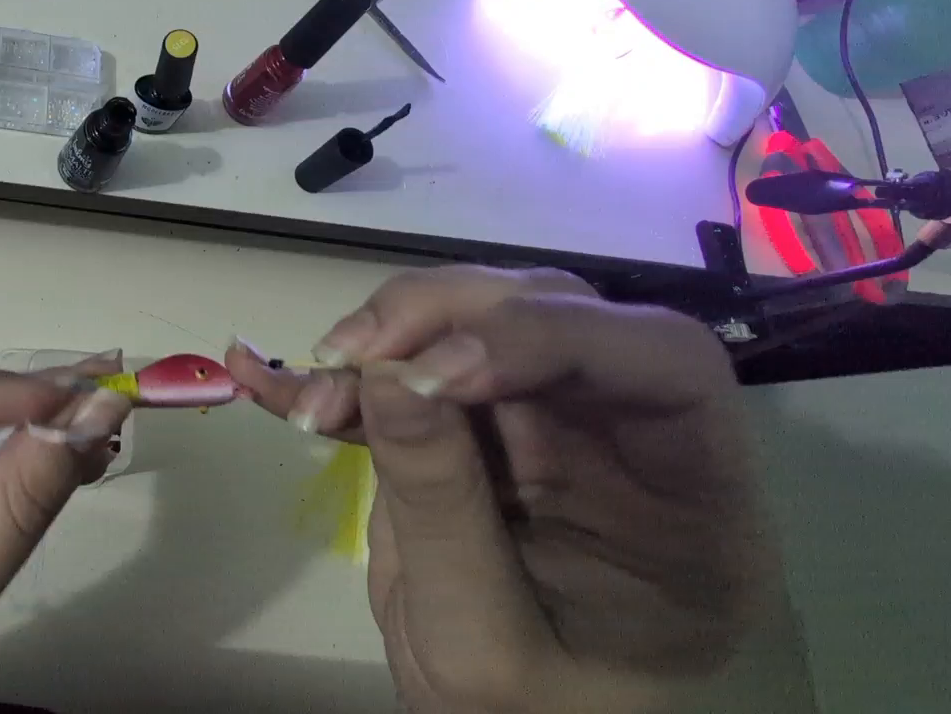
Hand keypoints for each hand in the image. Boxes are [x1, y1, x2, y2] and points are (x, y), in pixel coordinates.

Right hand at [227, 267, 773, 712]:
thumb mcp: (480, 639)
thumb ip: (442, 506)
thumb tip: (388, 372)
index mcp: (687, 498)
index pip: (660, 361)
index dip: (545, 335)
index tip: (429, 374)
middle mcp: (620, 433)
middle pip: (547, 311)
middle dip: (437, 316)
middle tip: (346, 357)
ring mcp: (538, 418)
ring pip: (466, 320)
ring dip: (378, 340)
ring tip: (309, 389)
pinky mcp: (463, 418)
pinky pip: (401, 369)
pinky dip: (332, 373)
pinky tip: (263, 378)